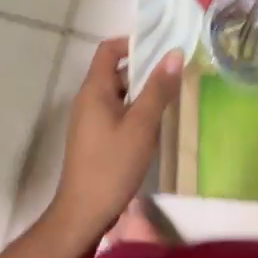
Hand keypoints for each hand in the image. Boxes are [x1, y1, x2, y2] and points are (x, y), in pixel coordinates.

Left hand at [46, 39, 182, 245]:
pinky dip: (133, 111)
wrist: (83, 213)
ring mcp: (88, 120)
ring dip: (140, 93)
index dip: (132, 43)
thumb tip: (174, 53)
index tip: (160, 48)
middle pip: (115, 71)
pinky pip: (115, 113)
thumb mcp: (141, 126)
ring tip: (169, 100)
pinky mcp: (93, 138)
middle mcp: (87, 99)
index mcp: (94, 89)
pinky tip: (153, 128)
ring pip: (117, 94)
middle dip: (143, 70)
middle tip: (173, 75)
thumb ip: (158, 89)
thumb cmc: (112, 165)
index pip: (108, 49)